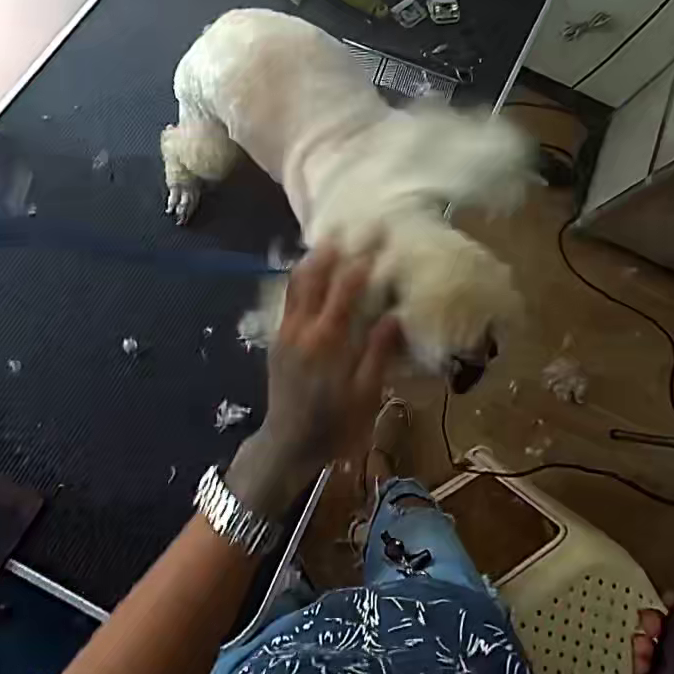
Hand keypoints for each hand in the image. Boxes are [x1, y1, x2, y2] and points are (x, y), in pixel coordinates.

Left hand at [227, 247, 402, 512]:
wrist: (287, 444)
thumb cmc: (334, 425)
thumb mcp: (365, 395)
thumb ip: (378, 353)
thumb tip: (395, 314)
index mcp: (327, 341)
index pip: (345, 289)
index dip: (362, 262)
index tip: (378, 240)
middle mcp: (301, 328)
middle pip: (314, 276)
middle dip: (333, 250)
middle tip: (351, 228)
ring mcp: (285, 331)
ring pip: (295, 283)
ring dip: (313, 259)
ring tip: (330, 240)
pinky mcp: (278, 338)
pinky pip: (289, 297)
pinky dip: (302, 278)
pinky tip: (314, 272)